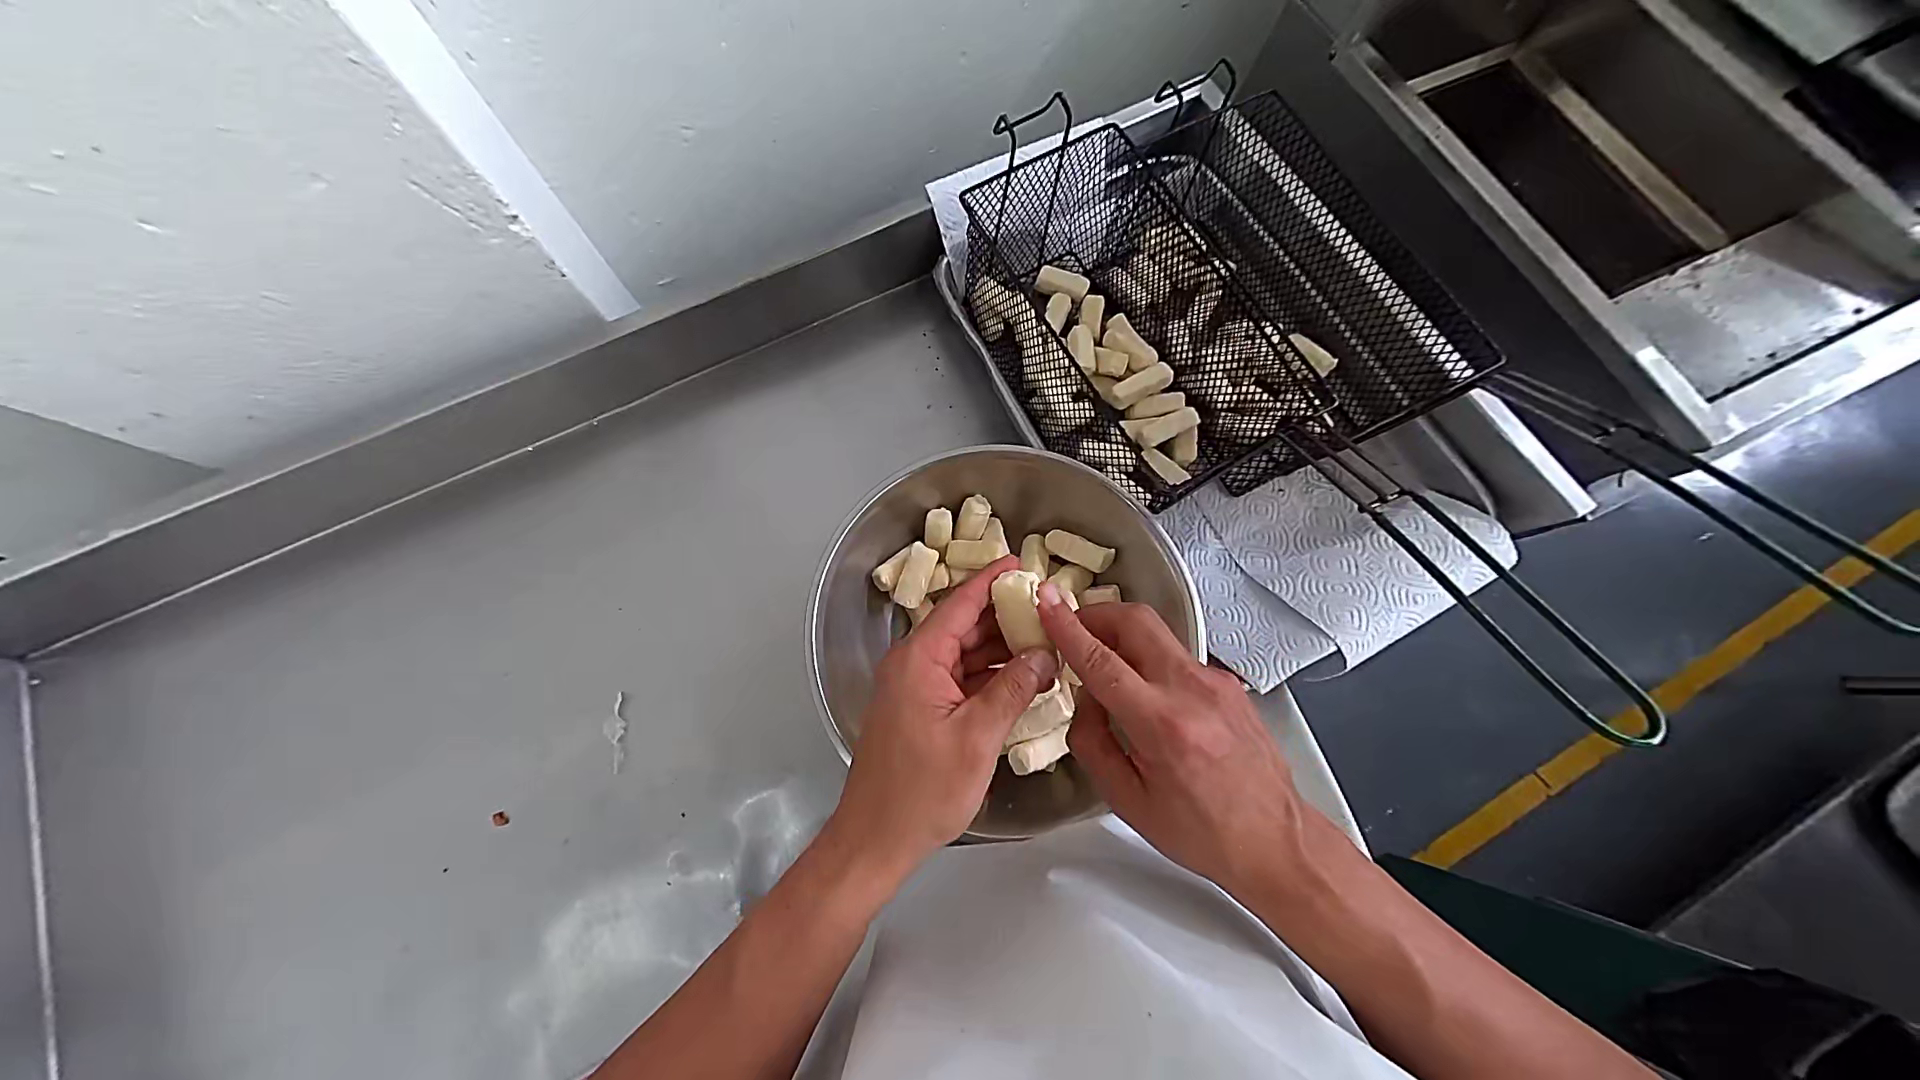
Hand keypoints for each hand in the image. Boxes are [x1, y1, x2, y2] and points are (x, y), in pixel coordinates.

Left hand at [830, 555, 1058, 876]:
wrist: (876, 840)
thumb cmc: (921, 792)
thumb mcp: (977, 738)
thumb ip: (1012, 689)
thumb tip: (1044, 655)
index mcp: (918, 660)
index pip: (959, 605)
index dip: (991, 581)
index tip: (1020, 562)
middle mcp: (912, 664)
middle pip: (963, 627)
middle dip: (1005, 618)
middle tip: (1046, 611)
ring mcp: (914, 687)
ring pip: (963, 654)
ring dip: (1000, 651)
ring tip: (1045, 645)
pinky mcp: (920, 709)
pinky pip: (958, 679)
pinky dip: (989, 677)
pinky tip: (1021, 679)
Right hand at [1037, 583, 1310, 898]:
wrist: (1277, 841)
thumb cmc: (1204, 832)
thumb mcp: (1127, 799)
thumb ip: (1092, 741)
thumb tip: (1082, 698)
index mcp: (1163, 725)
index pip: (1101, 660)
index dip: (1067, 626)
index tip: (1046, 602)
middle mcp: (1193, 691)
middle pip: (1135, 621)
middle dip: (1095, 614)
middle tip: (1072, 629)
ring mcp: (1216, 682)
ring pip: (1156, 633)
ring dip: (1120, 636)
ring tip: (1103, 664)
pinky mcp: (1228, 683)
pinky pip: (1175, 655)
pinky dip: (1147, 659)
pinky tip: (1143, 691)